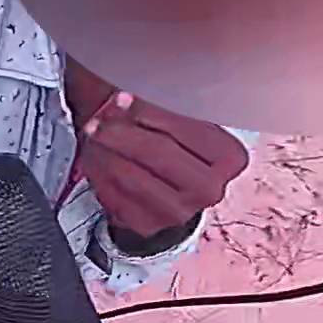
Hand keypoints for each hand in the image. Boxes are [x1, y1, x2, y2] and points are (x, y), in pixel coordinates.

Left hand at [66, 67, 250, 238]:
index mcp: (228, 157)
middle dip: (121, 132)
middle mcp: (209, 190)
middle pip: (158, 152)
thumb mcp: (175, 118)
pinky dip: (98, 172)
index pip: (183, 126)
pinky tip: (96, 158)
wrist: (159, 186)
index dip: (147, 110)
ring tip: (94, 136)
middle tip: (98, 120)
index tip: (122, 97)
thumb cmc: (168, 143)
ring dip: (104, 152)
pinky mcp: (146, 224)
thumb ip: (159, 105)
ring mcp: (178, 212)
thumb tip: (124, 98)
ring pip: (130, 175)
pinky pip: (112, 194)